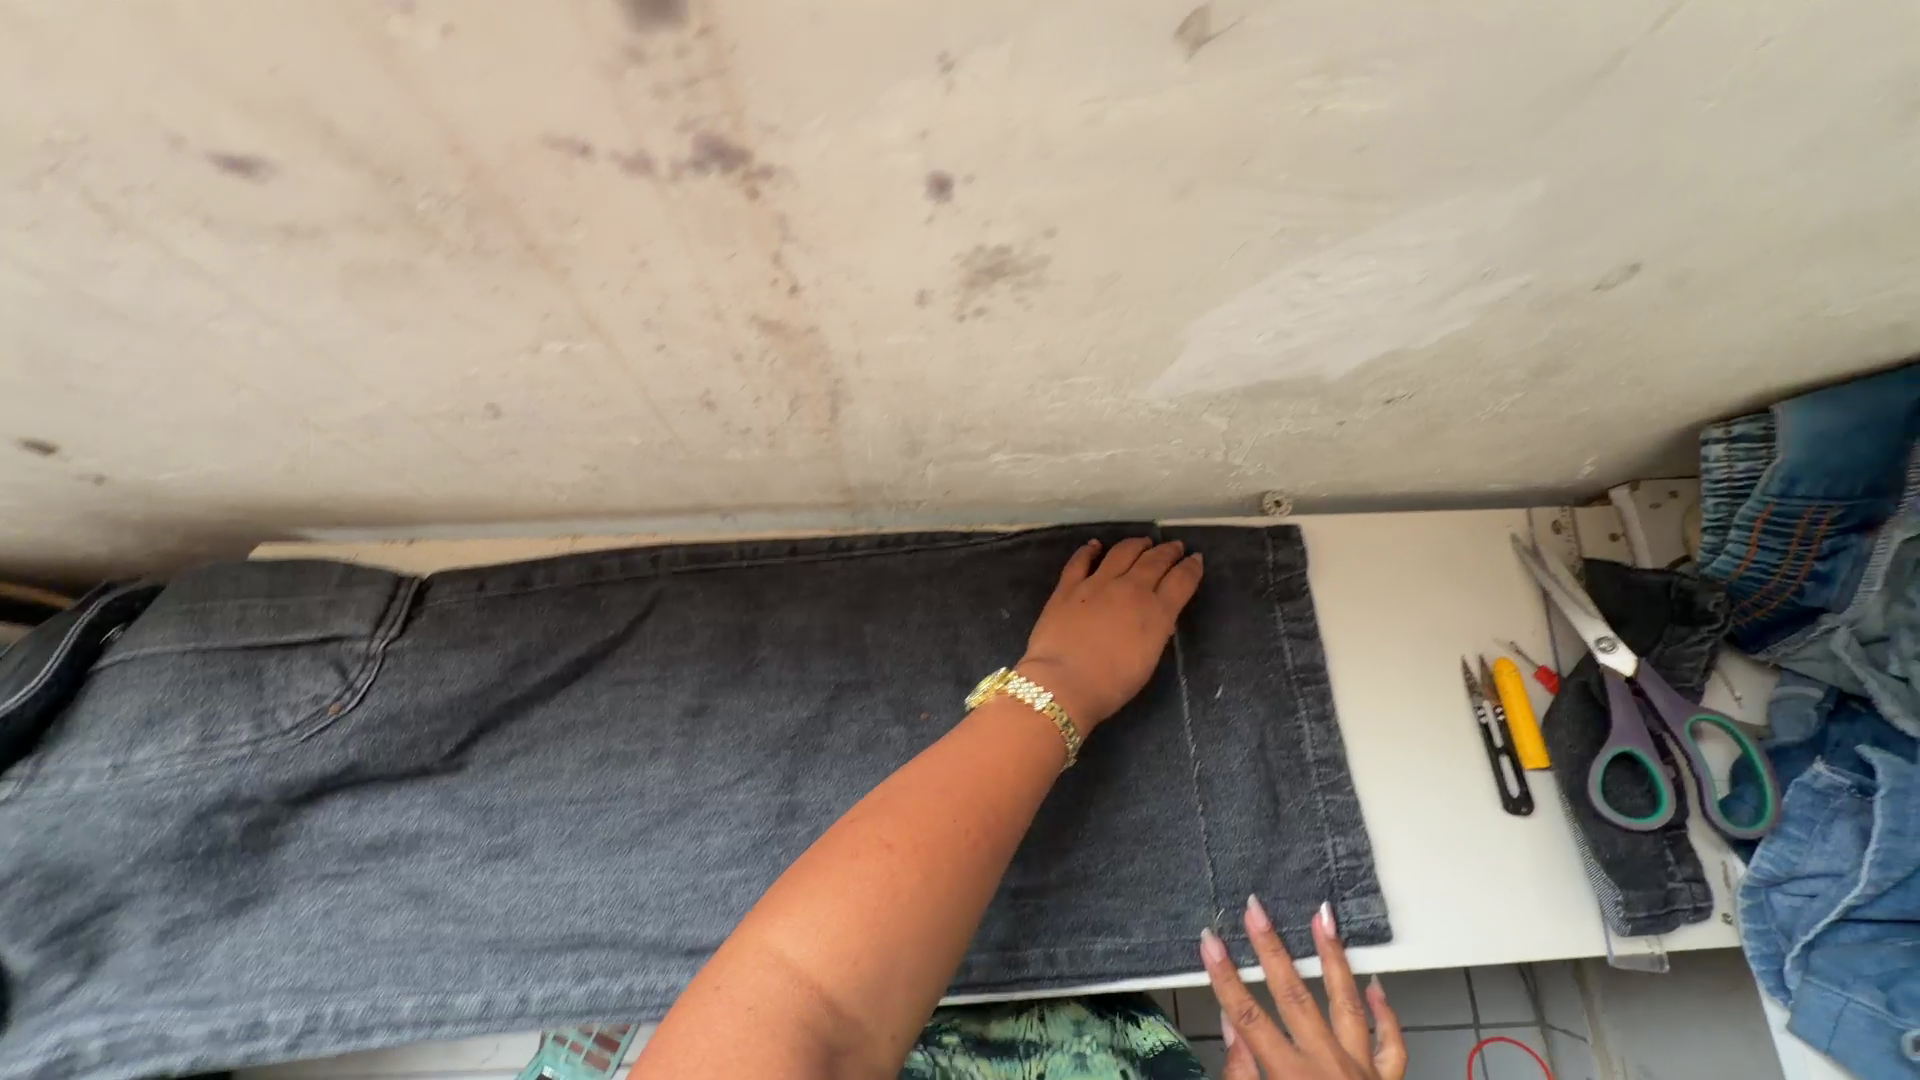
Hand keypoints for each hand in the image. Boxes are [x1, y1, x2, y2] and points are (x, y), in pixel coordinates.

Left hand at [1017, 536, 1202, 730]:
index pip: (1181, 581)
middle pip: (1155, 561)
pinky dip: (1090, 549)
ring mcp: (1097, 584)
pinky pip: (1081, 560)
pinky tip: (1095, 545)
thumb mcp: (1147, 661)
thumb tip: (1158, 617)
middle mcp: (1130, 589)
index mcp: (1156, 612)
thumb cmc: (1111, 684)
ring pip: (1122, 552)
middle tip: (1175, 546)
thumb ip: (1155, 632)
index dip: (1191, 567)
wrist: (1063, 682)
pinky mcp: (1068, 586)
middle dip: (1168, 551)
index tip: (1196, 559)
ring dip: (1136, 544)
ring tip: (1144, 541)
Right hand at [1201, 898, 1405, 1079]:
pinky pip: (1391, 1045)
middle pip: (1293, 996)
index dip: (1224, 976)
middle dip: (1271, 949)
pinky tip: (1375, 984)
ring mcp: (1364, 1076)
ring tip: (1323, 917)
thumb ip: (1241, 1077)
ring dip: (1333, 958)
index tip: (1208, 938)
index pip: (1248, 1016)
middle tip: (1255, 907)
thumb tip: (1233, 1027)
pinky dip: (1384, 1013)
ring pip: (1347, 1004)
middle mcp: (1329, 1070)